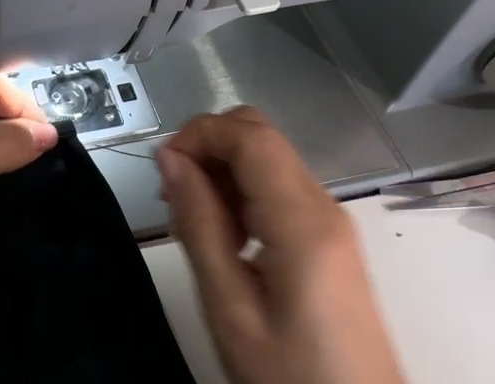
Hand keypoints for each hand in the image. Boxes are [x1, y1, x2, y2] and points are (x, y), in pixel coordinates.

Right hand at [158, 107, 403, 383]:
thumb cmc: (292, 376)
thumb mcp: (231, 309)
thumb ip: (199, 225)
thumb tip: (170, 159)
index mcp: (303, 220)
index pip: (249, 134)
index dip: (198, 134)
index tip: (163, 171)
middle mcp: (324, 207)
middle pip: (259, 135)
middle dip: (207, 148)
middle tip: (175, 198)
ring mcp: (330, 222)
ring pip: (265, 159)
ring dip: (221, 172)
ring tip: (192, 226)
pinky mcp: (329, 240)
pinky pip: (277, 188)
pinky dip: (240, 193)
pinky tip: (223, 238)